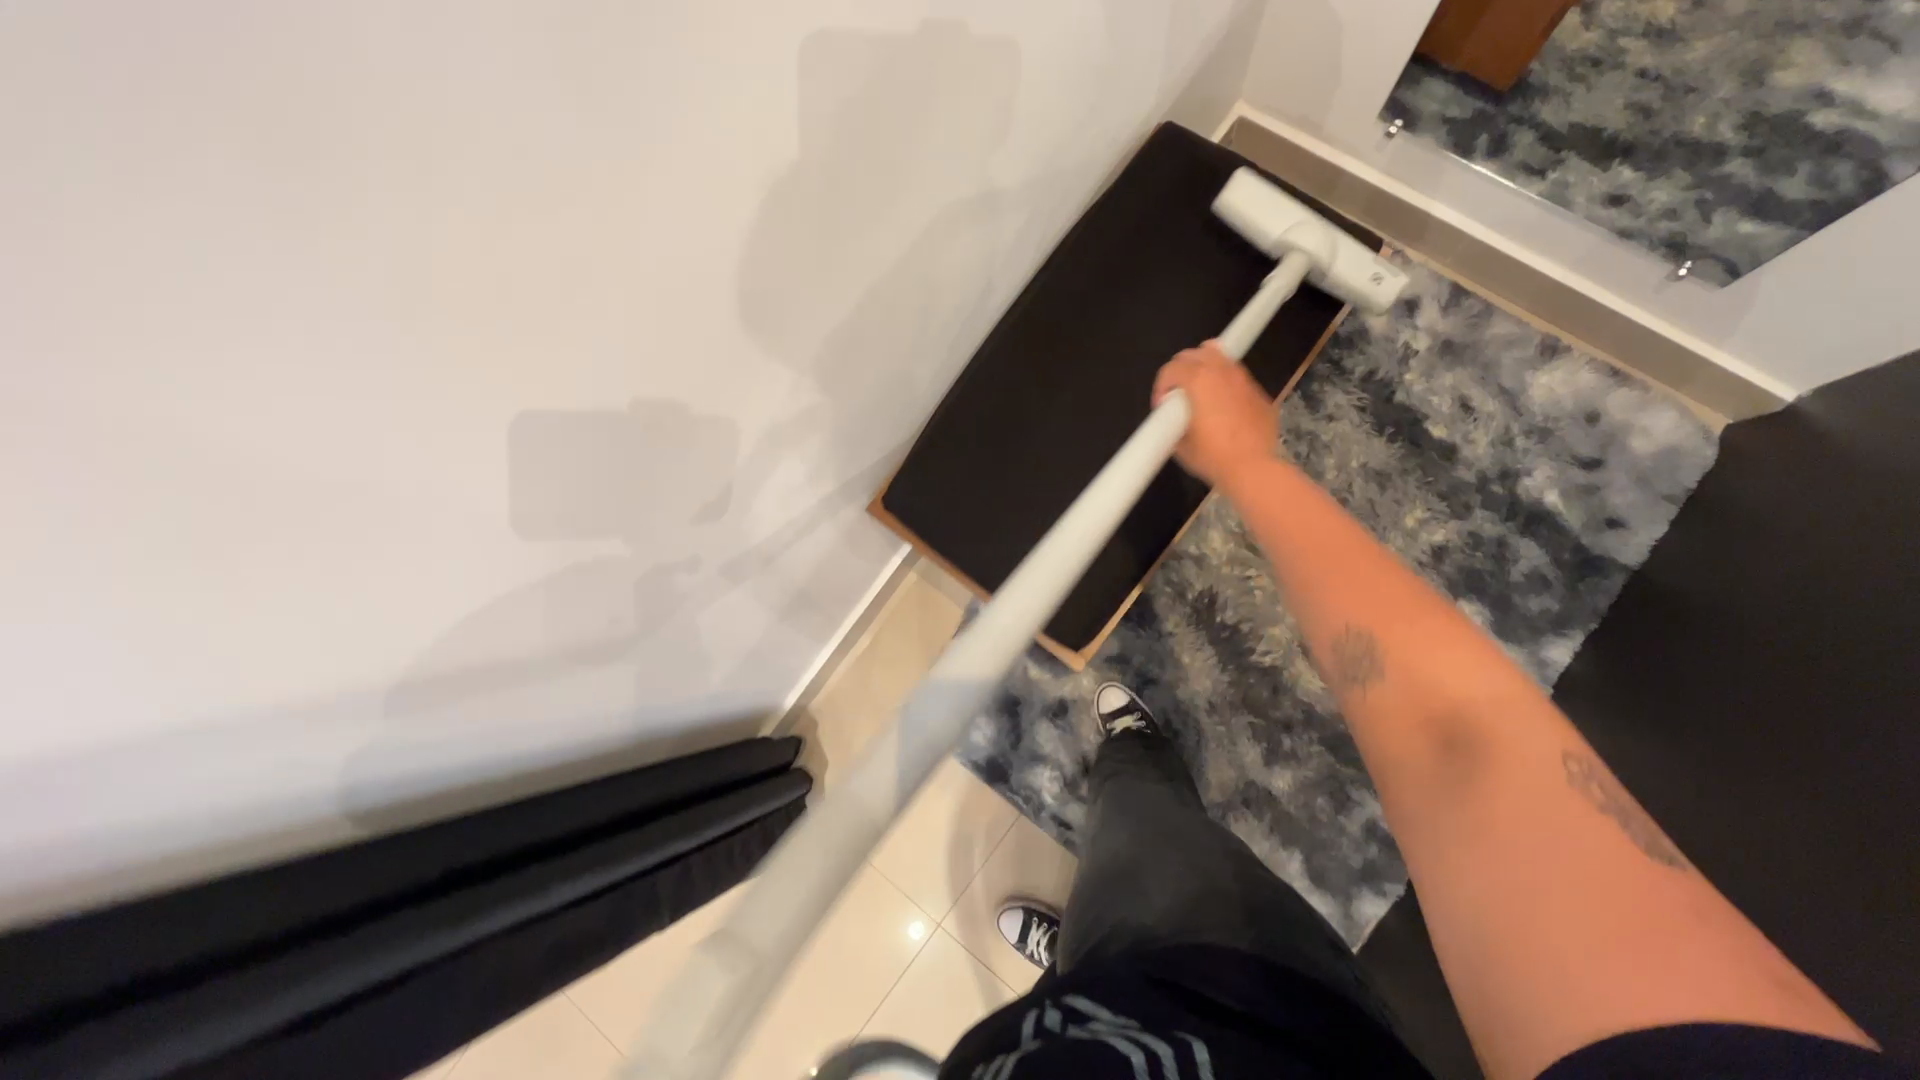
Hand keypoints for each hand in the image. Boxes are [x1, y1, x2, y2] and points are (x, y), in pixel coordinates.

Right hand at [1152, 342, 1277, 487]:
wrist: (1253, 468)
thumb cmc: (1211, 456)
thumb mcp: (1180, 443)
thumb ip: (1174, 422)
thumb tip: (1175, 420)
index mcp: (1198, 380)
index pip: (1171, 368)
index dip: (1161, 386)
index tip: (1162, 406)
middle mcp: (1222, 371)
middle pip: (1195, 353)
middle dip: (1182, 370)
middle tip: (1178, 395)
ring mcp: (1244, 379)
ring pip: (1220, 358)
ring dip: (1205, 370)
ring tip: (1201, 393)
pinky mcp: (1259, 392)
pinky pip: (1237, 378)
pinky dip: (1226, 385)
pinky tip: (1224, 407)